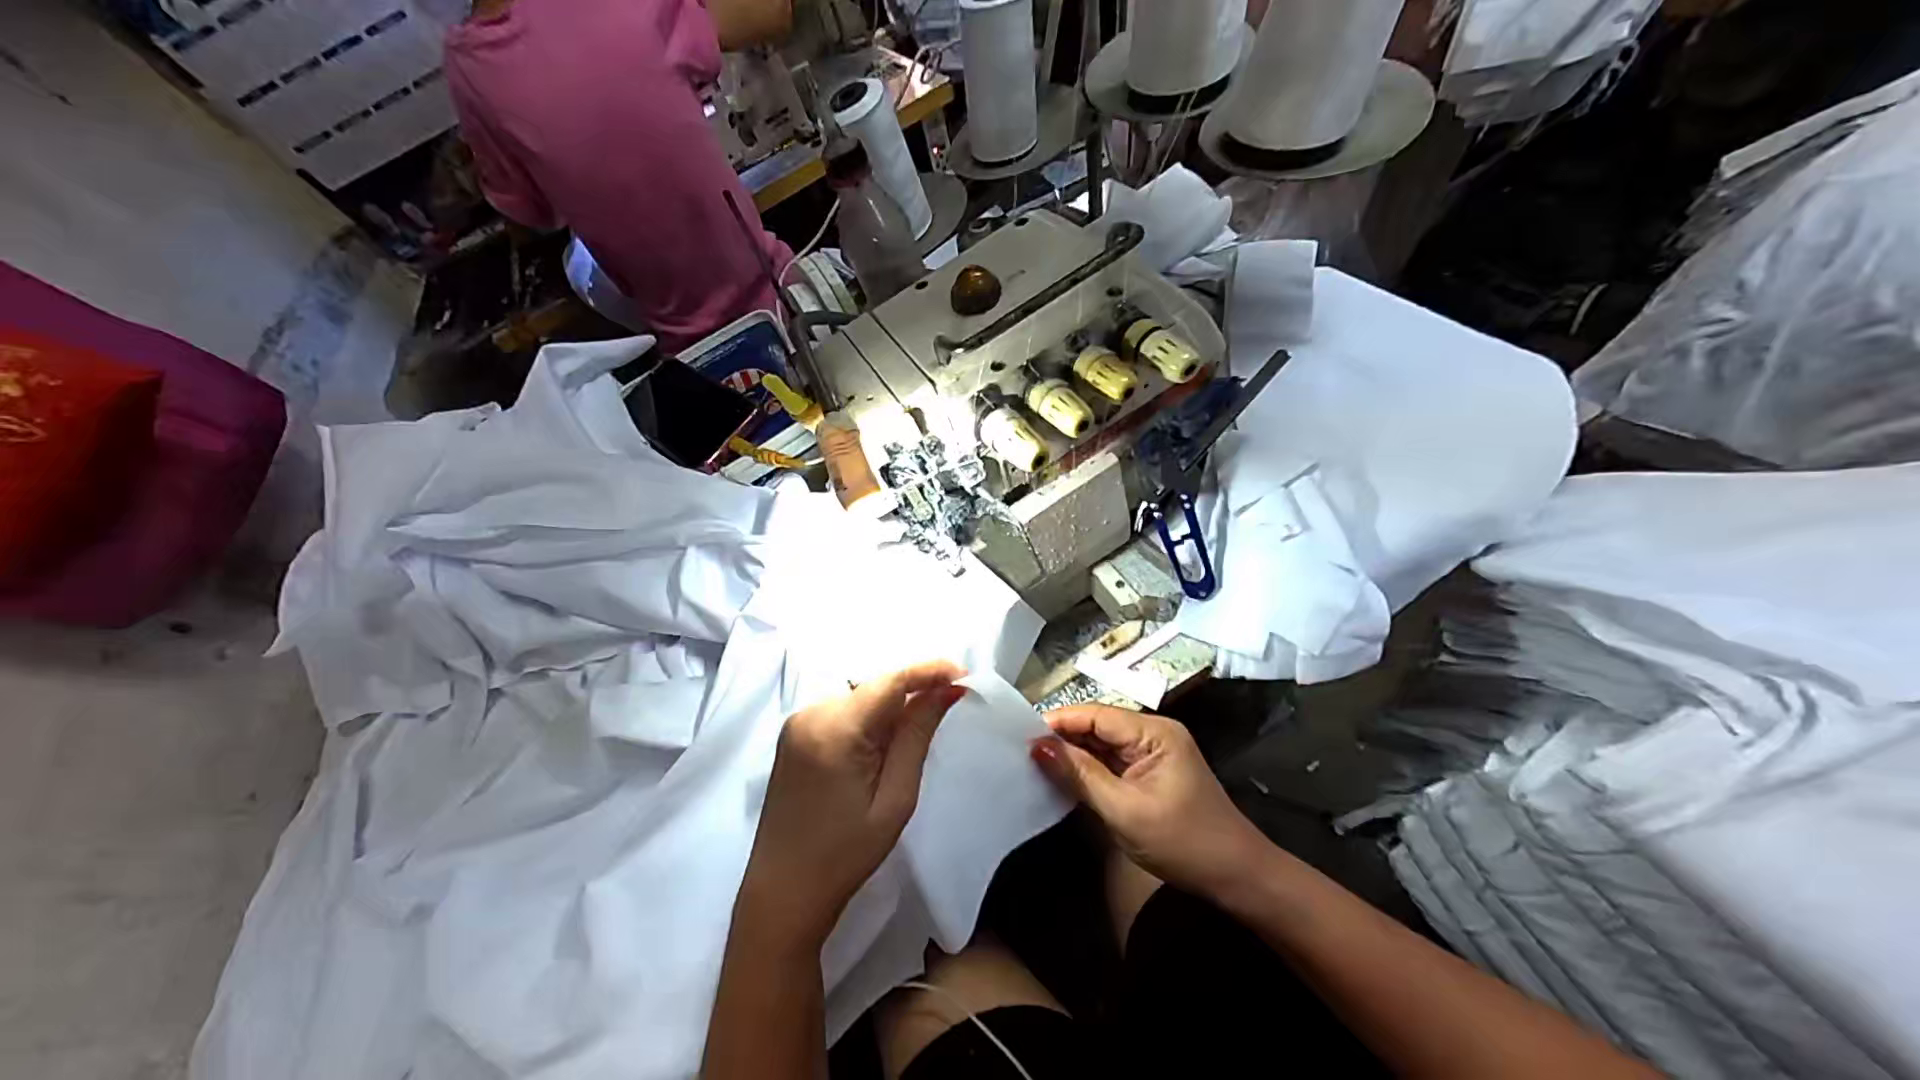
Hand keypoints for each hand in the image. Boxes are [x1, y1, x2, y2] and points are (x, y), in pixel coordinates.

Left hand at [740, 661, 967, 944]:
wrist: (783, 891)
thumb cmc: (846, 854)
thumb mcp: (895, 797)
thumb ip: (918, 735)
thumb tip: (946, 690)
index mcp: (835, 728)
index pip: (891, 680)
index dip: (930, 671)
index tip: (965, 675)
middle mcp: (811, 713)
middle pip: (874, 685)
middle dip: (913, 691)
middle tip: (947, 709)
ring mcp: (797, 723)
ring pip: (859, 697)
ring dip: (890, 707)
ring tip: (912, 740)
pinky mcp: (792, 736)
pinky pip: (841, 711)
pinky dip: (868, 719)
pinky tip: (880, 749)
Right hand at [1031, 705, 1267, 901]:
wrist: (1237, 876)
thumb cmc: (1183, 843)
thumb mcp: (1123, 810)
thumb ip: (1079, 775)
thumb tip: (1037, 746)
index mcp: (1154, 732)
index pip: (1095, 715)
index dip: (1058, 722)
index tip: (1020, 736)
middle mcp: (1154, 733)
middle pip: (1097, 726)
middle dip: (1063, 739)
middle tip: (1022, 753)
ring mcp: (1154, 752)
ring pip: (1102, 744)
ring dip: (1074, 755)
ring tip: (1035, 764)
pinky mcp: (1151, 772)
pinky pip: (1112, 762)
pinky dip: (1089, 770)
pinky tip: (1065, 779)